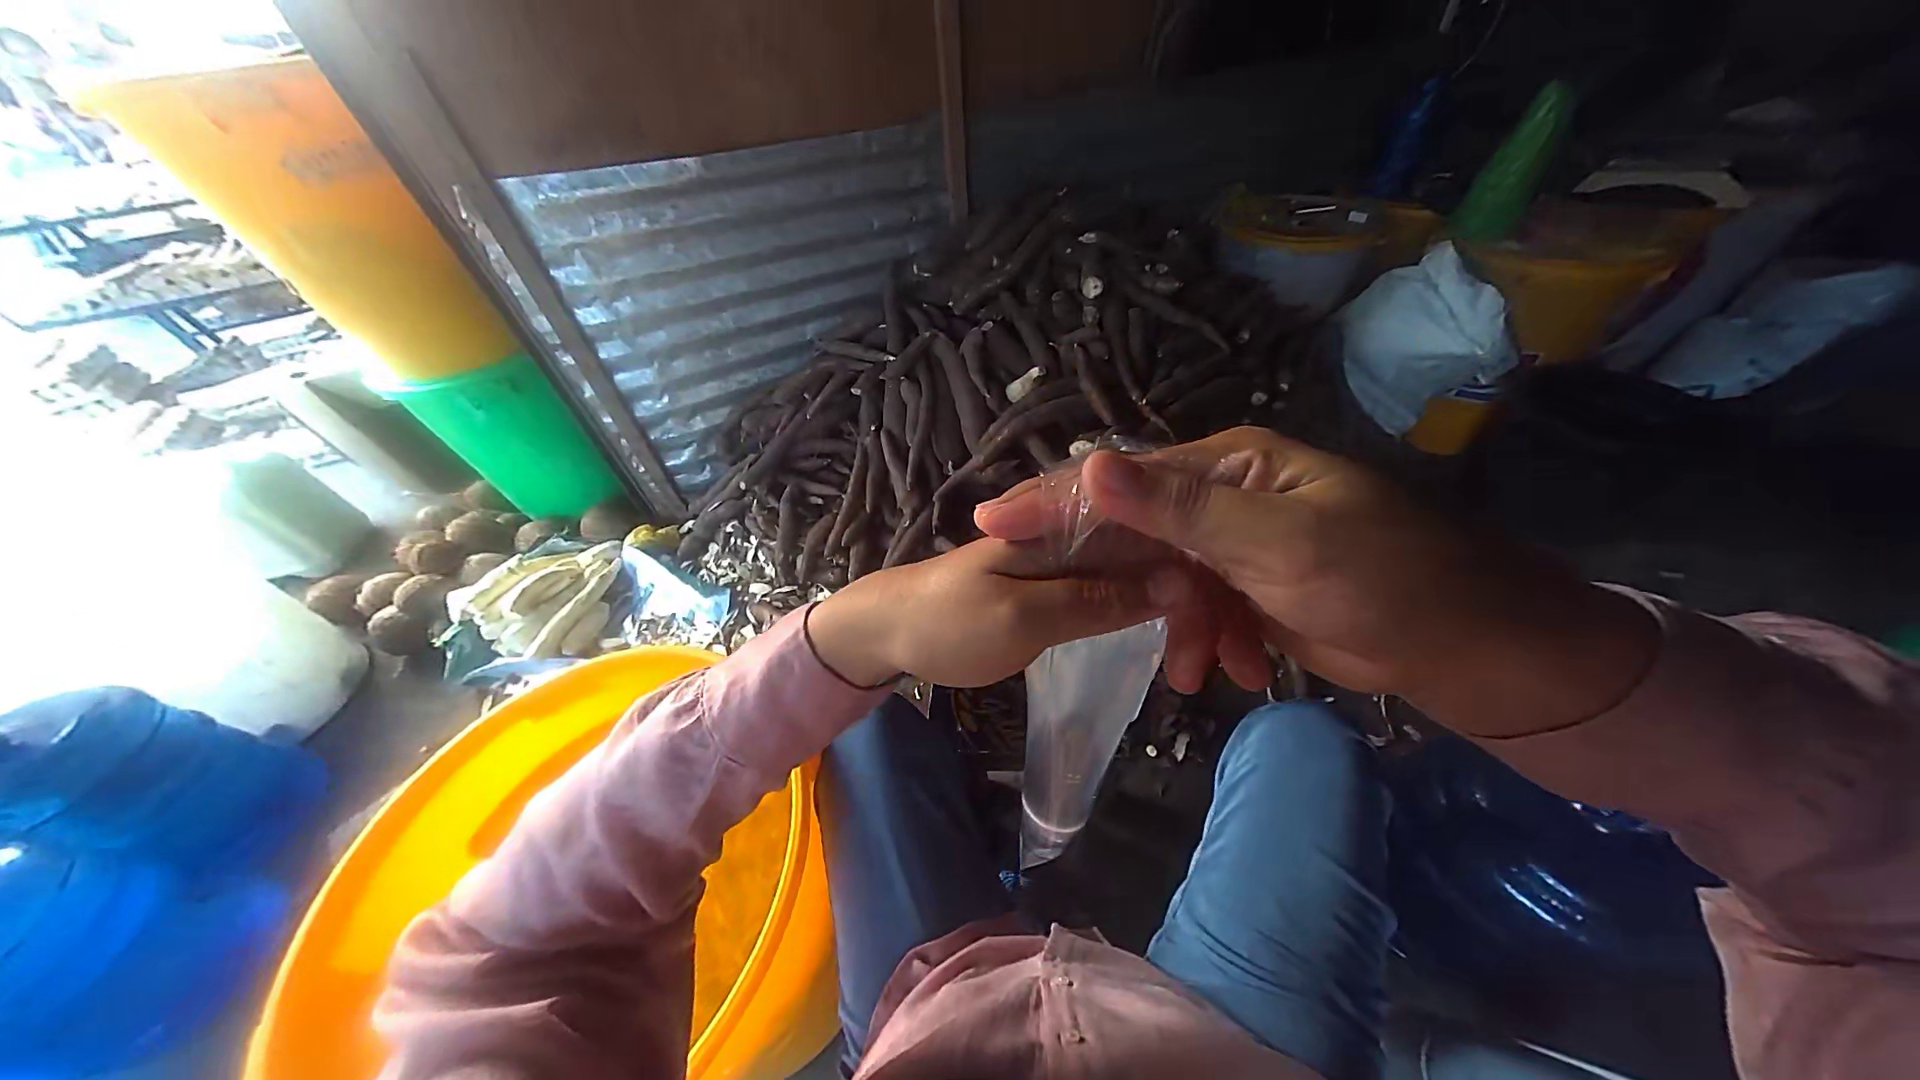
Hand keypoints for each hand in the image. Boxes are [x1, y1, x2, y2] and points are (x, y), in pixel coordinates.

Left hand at [806, 537, 1264, 689]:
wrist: (888, 633)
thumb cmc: (947, 622)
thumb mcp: (1018, 616)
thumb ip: (1092, 599)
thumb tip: (1173, 583)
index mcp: (1063, 526)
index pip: (1151, 525)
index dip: (1198, 563)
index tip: (1235, 612)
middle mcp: (1074, 534)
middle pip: (1156, 552)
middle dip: (1199, 597)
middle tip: (1234, 656)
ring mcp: (1068, 561)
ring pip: (1143, 576)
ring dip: (1181, 613)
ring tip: (1218, 662)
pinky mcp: (1060, 589)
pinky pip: (1116, 595)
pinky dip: (1147, 618)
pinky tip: (1180, 643)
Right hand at [975, 427, 1657, 736]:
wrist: (1466, 647)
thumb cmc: (1379, 577)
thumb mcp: (1276, 540)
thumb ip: (1180, 509)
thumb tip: (1092, 470)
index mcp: (1228, 465)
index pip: (1123, 477)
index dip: (1056, 500)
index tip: (993, 521)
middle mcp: (1223, 496)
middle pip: (1134, 526)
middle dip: (1100, 569)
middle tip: (1029, 588)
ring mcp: (1233, 545)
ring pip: (1163, 579)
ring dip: (1174, 627)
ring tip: (1196, 669)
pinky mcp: (1246, 589)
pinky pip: (1198, 611)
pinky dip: (1208, 643)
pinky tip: (1230, 673)